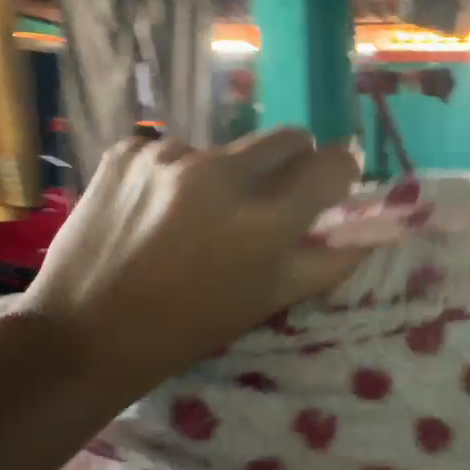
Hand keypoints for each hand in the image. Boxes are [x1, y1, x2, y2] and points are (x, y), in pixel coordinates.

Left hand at [17, 129, 365, 393]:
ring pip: (231, 146)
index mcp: (267, 217)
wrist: (87, 331)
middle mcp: (224, 173)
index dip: (340, 176)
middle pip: (290, 138)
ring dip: (232, 173)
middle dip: (294, 164)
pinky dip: (181, 175)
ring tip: (200, 217)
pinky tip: (160, 211)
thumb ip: (335, 258)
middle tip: (273, 201)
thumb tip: (382, 229)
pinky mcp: (128, 150)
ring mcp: (170, 155)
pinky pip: (179, 150)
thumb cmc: (195, 323)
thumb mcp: (274, 296)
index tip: (330, 192)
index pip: (334, 163)